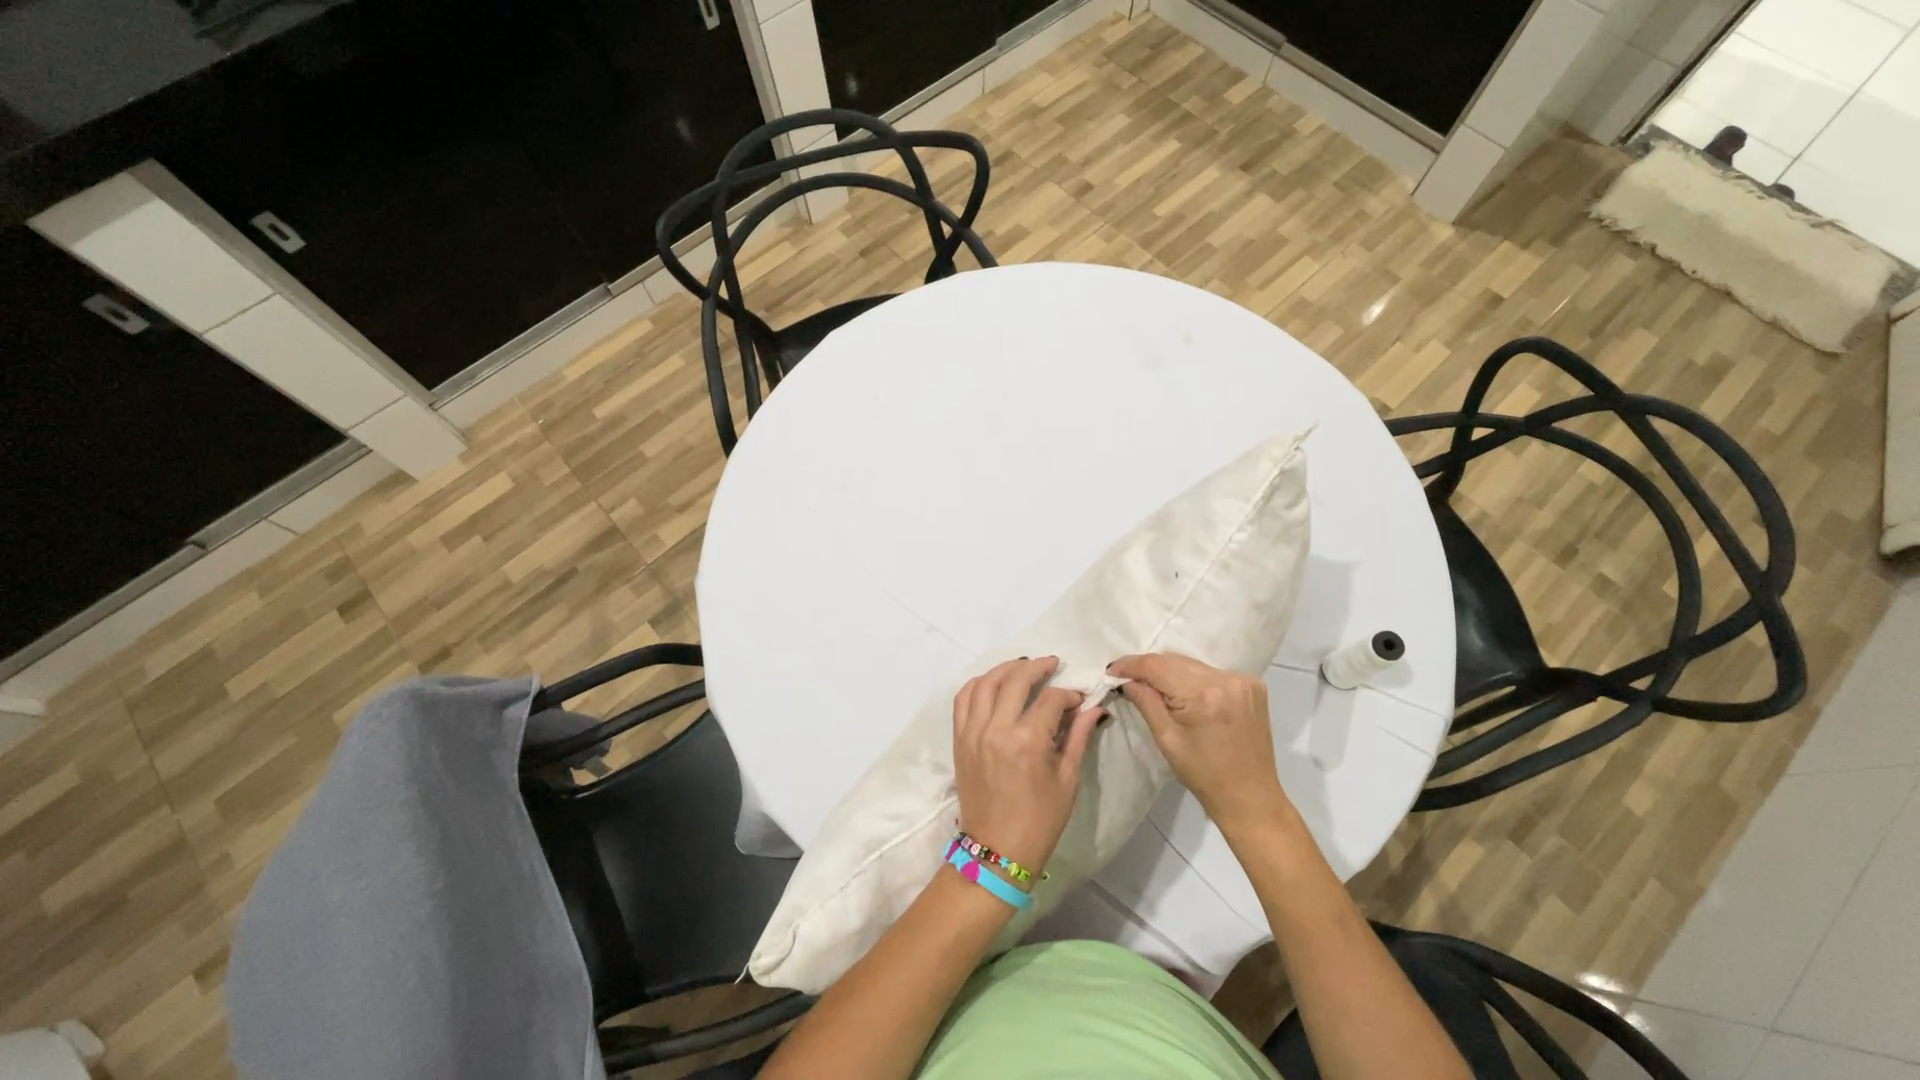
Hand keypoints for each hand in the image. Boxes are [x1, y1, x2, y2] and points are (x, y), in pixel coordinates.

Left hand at [952, 656, 1103, 874]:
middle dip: (1038, 667)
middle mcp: (996, 729)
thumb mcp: (1067, 779)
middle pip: (1016, 680)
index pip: (1050, 699)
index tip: (1079, 699)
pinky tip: (994, 683)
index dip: (1069, 694)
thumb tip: (1094, 707)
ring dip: (1006, 669)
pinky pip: (963, 699)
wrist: (998, 849)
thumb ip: (1077, 737)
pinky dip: (978, 684)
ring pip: (985, 682)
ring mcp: (973, 732)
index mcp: (1027, 741)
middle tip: (1052, 664)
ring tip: (1024, 667)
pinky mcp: (959, 739)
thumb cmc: (1040, 819)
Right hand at [1108, 653, 1291, 834]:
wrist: (1249, 795)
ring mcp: (1244, 680)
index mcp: (1203, 695)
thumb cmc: (1203, 774)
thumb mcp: (1166, 739)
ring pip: (1194, 664)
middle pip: (1176, 660)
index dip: (1131, 664)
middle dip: (1150, 668)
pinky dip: (1195, 679)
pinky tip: (1187, 695)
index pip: (1158, 665)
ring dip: (1172, 672)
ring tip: (1155, 688)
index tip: (1112, 670)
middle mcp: (1226, 679)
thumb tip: (1127, 680)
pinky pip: (1212, 672)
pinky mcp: (1254, 685)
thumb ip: (1146, 702)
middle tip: (1128, 679)